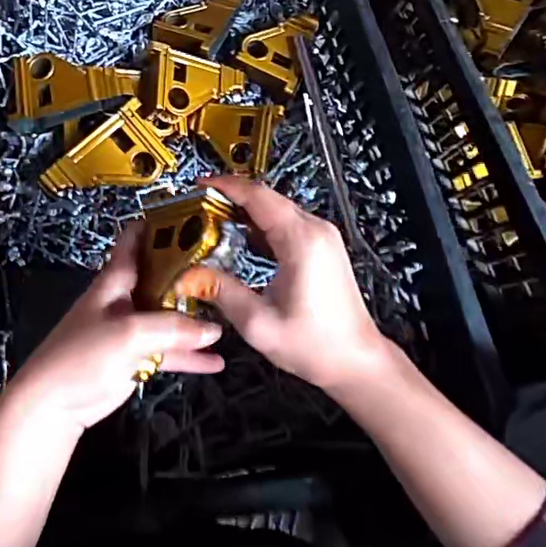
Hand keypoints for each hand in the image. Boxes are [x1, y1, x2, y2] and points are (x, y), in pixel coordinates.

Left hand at [2, 222, 225, 435]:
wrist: (52, 405)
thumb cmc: (84, 354)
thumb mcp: (129, 333)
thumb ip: (172, 328)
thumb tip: (212, 330)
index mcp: (116, 280)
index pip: (135, 239)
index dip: (158, 225)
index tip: (191, 219)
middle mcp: (125, 298)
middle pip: (160, 277)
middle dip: (189, 272)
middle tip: (225, 268)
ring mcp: (131, 330)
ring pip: (168, 317)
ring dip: (194, 318)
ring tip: (228, 315)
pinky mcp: (135, 359)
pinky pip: (168, 352)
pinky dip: (190, 356)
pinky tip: (216, 361)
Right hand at [200, 176, 394, 391]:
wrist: (357, 361)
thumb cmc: (316, 345)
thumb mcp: (258, 322)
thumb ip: (221, 292)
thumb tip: (189, 274)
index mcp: (300, 240)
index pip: (257, 195)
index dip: (225, 186)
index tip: (199, 185)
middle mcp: (315, 229)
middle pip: (266, 196)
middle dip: (230, 196)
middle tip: (199, 206)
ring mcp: (322, 235)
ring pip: (276, 207)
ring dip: (245, 209)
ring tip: (213, 220)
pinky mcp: (322, 245)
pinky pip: (286, 221)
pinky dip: (261, 222)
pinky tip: (240, 236)